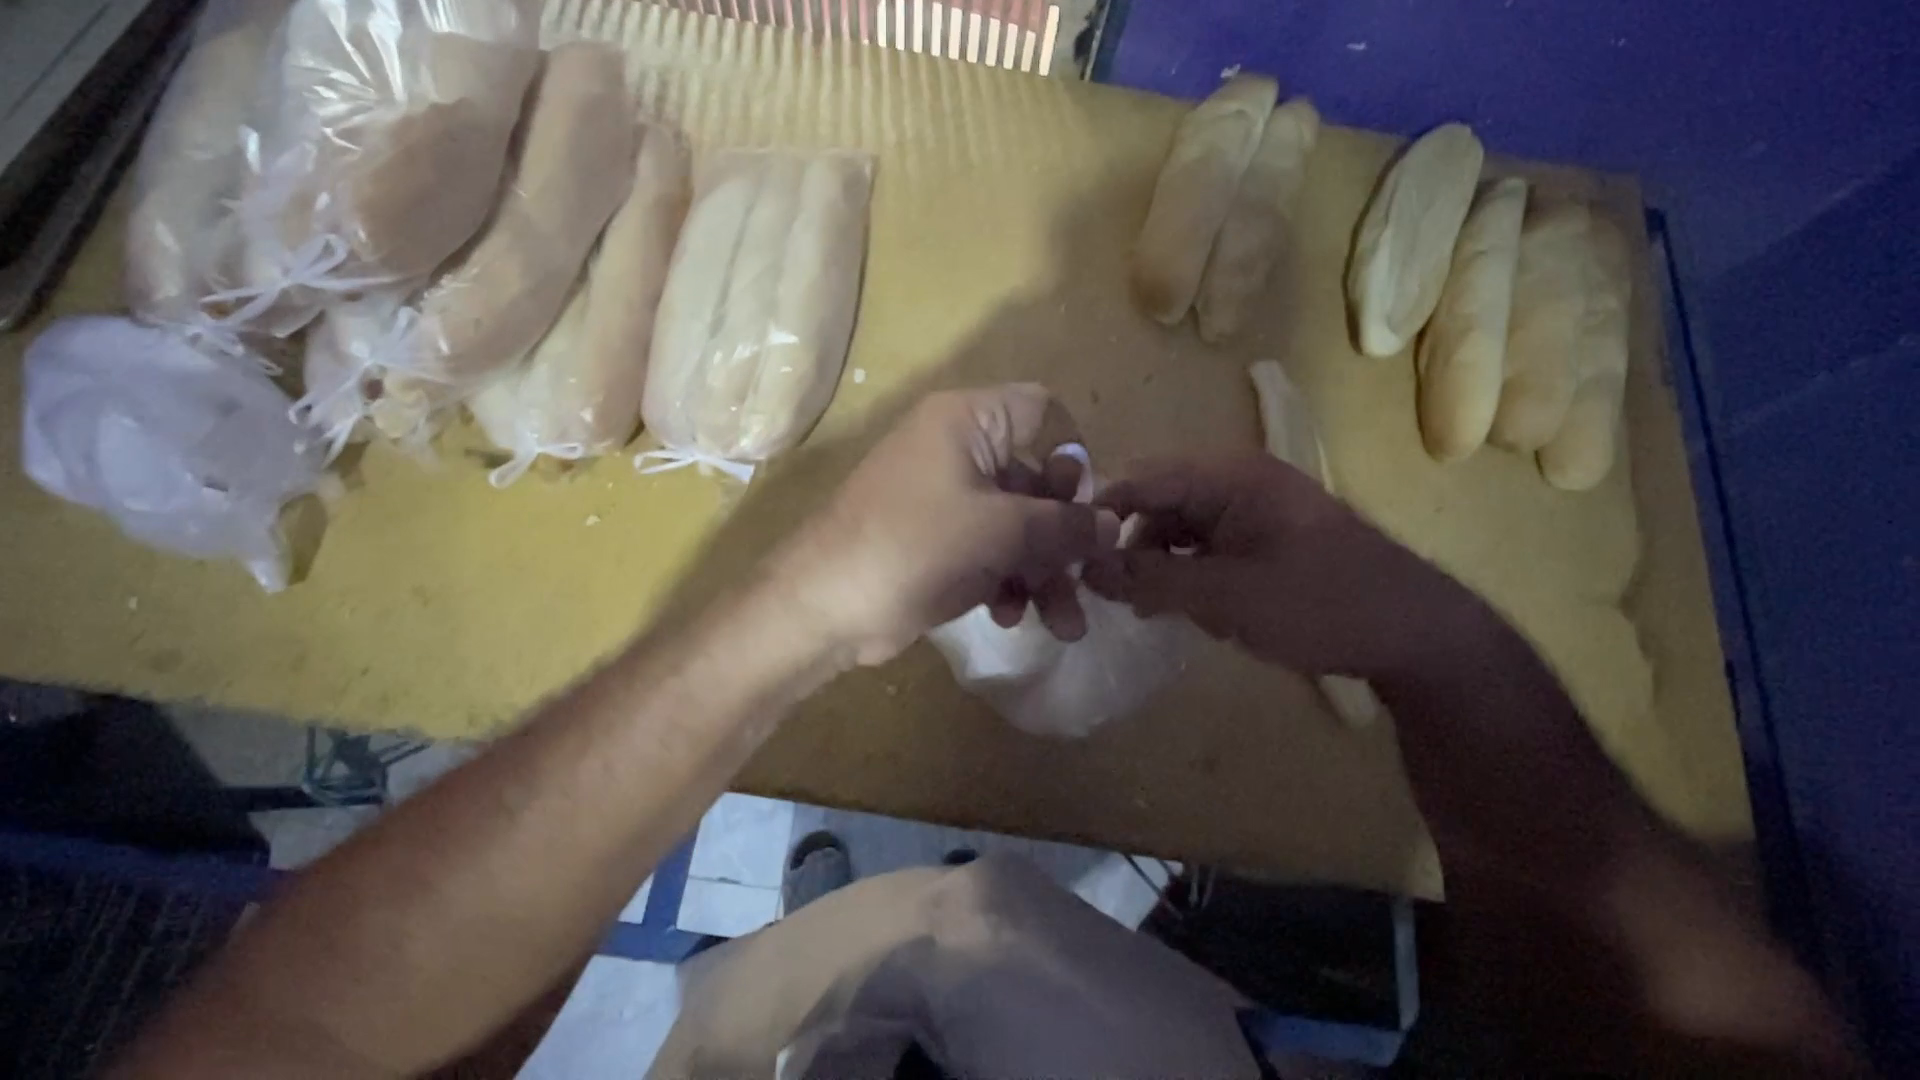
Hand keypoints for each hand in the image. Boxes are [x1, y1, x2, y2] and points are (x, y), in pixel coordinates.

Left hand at [777, 385, 1118, 666]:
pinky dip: (1006, 581)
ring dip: (1043, 573)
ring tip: (1065, 626)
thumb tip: (1115, 526)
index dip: (1072, 454)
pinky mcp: (937, 543)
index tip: (1087, 505)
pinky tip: (1007, 616)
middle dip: (1065, 537)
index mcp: (967, 421)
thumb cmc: (914, 546)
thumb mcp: (1000, 531)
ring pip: (1017, 525)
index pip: (1042, 412)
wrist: (824, 606)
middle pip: (1036, 480)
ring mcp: (945, 500)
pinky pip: (990, 551)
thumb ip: (1065, 525)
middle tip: (1092, 580)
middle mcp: (957, 450)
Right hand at [1082, 454, 1475, 678]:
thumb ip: (1152, 580)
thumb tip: (1088, 569)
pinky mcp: (1265, 541)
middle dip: (1129, 546)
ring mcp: (1254, 512)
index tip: (1068, 557)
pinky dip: (1189, 575)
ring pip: (1180, 529)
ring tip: (1146, 608)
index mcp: (1230, 477)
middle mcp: (1238, 483)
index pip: (1142, 481)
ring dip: (1158, 565)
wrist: (1414, 634)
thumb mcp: (1226, 596)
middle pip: (1158, 504)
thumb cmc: (1319, 605)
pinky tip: (1187, 609)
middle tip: (1105, 593)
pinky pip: (1207, 547)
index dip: (1099, 516)